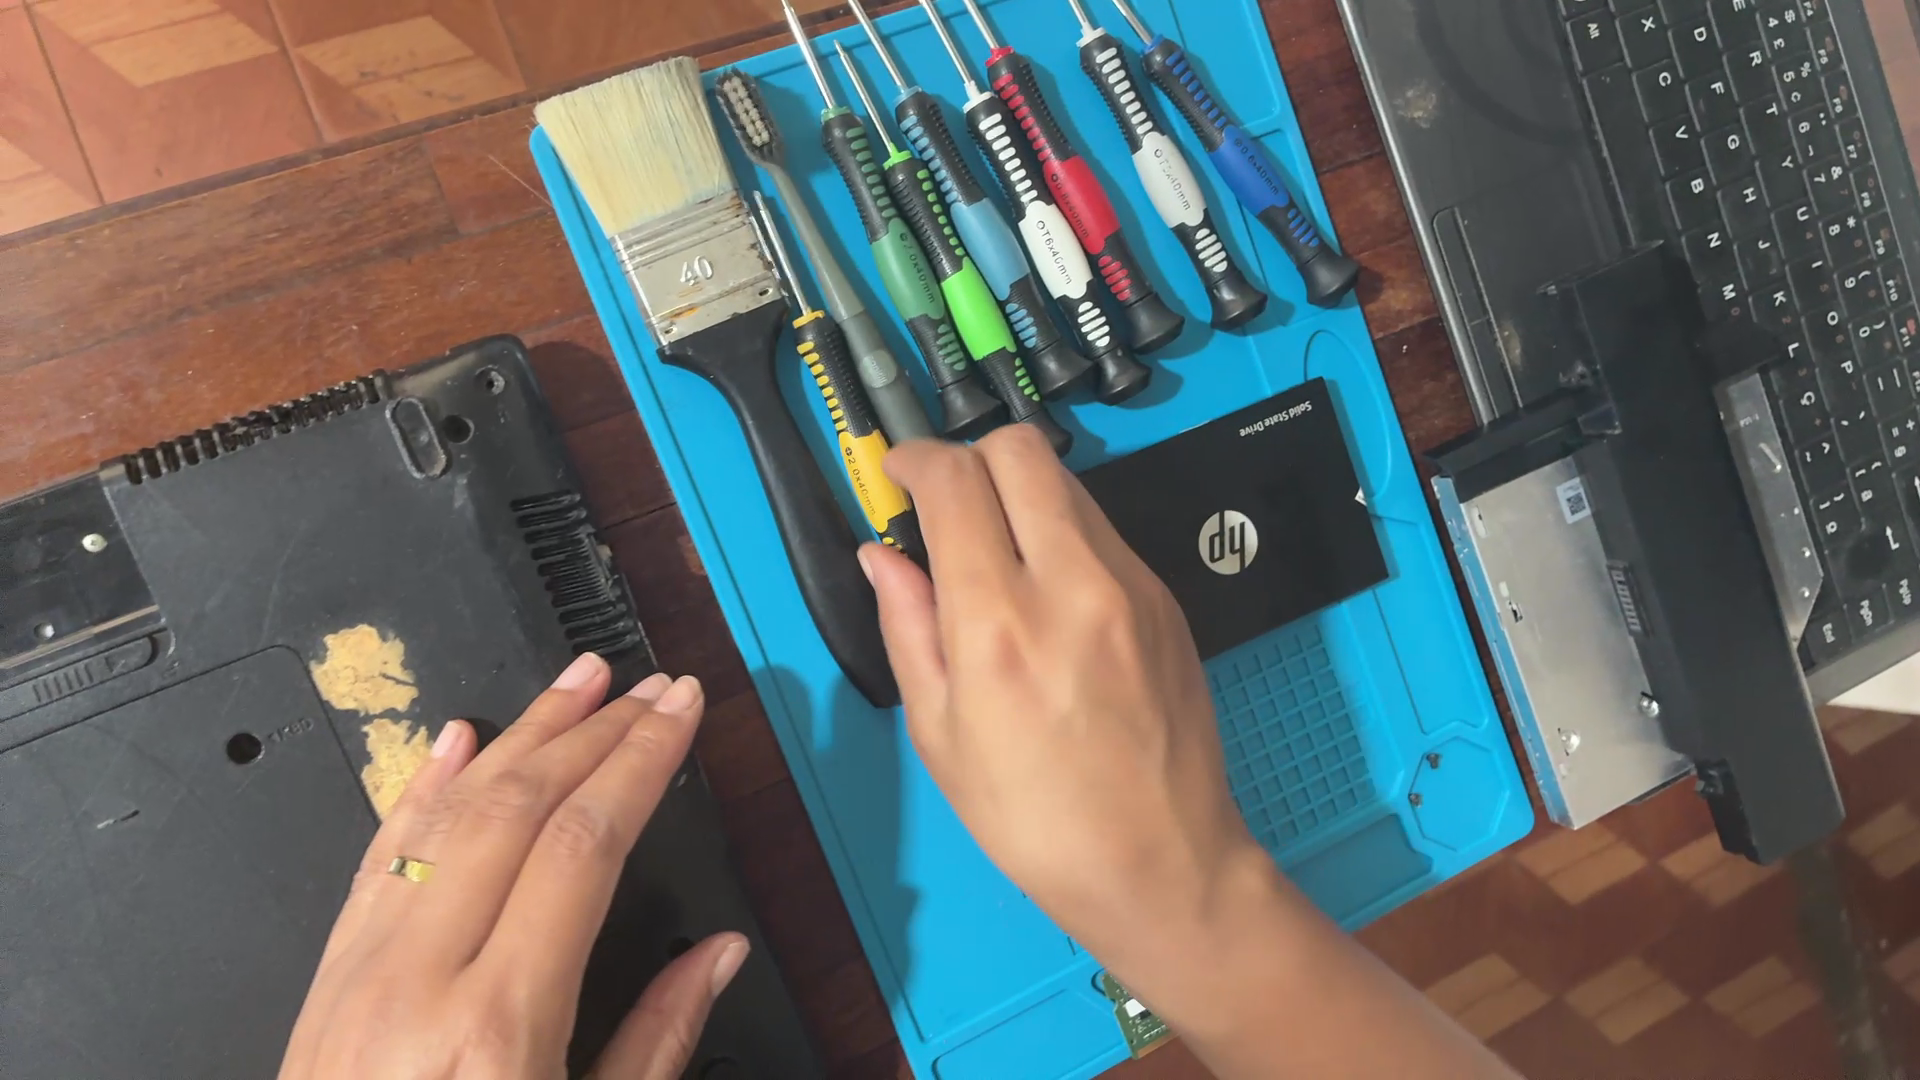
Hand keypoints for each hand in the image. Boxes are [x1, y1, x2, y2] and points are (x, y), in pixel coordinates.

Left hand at [280, 656, 747, 1079]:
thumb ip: (656, 1043)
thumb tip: (721, 952)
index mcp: (495, 1027)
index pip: (584, 842)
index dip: (642, 759)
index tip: (681, 708)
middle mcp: (416, 986)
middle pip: (518, 809)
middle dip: (597, 730)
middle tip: (651, 685)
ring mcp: (356, 980)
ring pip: (449, 816)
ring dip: (524, 733)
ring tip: (579, 679)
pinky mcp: (323, 987)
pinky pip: (377, 862)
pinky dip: (425, 788)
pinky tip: (459, 739)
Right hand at [862, 427, 1274, 994]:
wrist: (1164, 860)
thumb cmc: (1031, 817)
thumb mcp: (940, 735)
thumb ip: (907, 626)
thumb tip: (882, 554)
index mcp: (998, 624)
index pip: (955, 483)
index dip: (915, 460)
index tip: (899, 474)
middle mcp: (1072, 583)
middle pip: (1019, 449)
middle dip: (970, 456)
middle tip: (948, 504)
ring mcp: (1131, 582)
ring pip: (1064, 481)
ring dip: (1017, 492)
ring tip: (999, 552)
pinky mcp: (1165, 594)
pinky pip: (1100, 527)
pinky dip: (1060, 531)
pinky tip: (1051, 591)